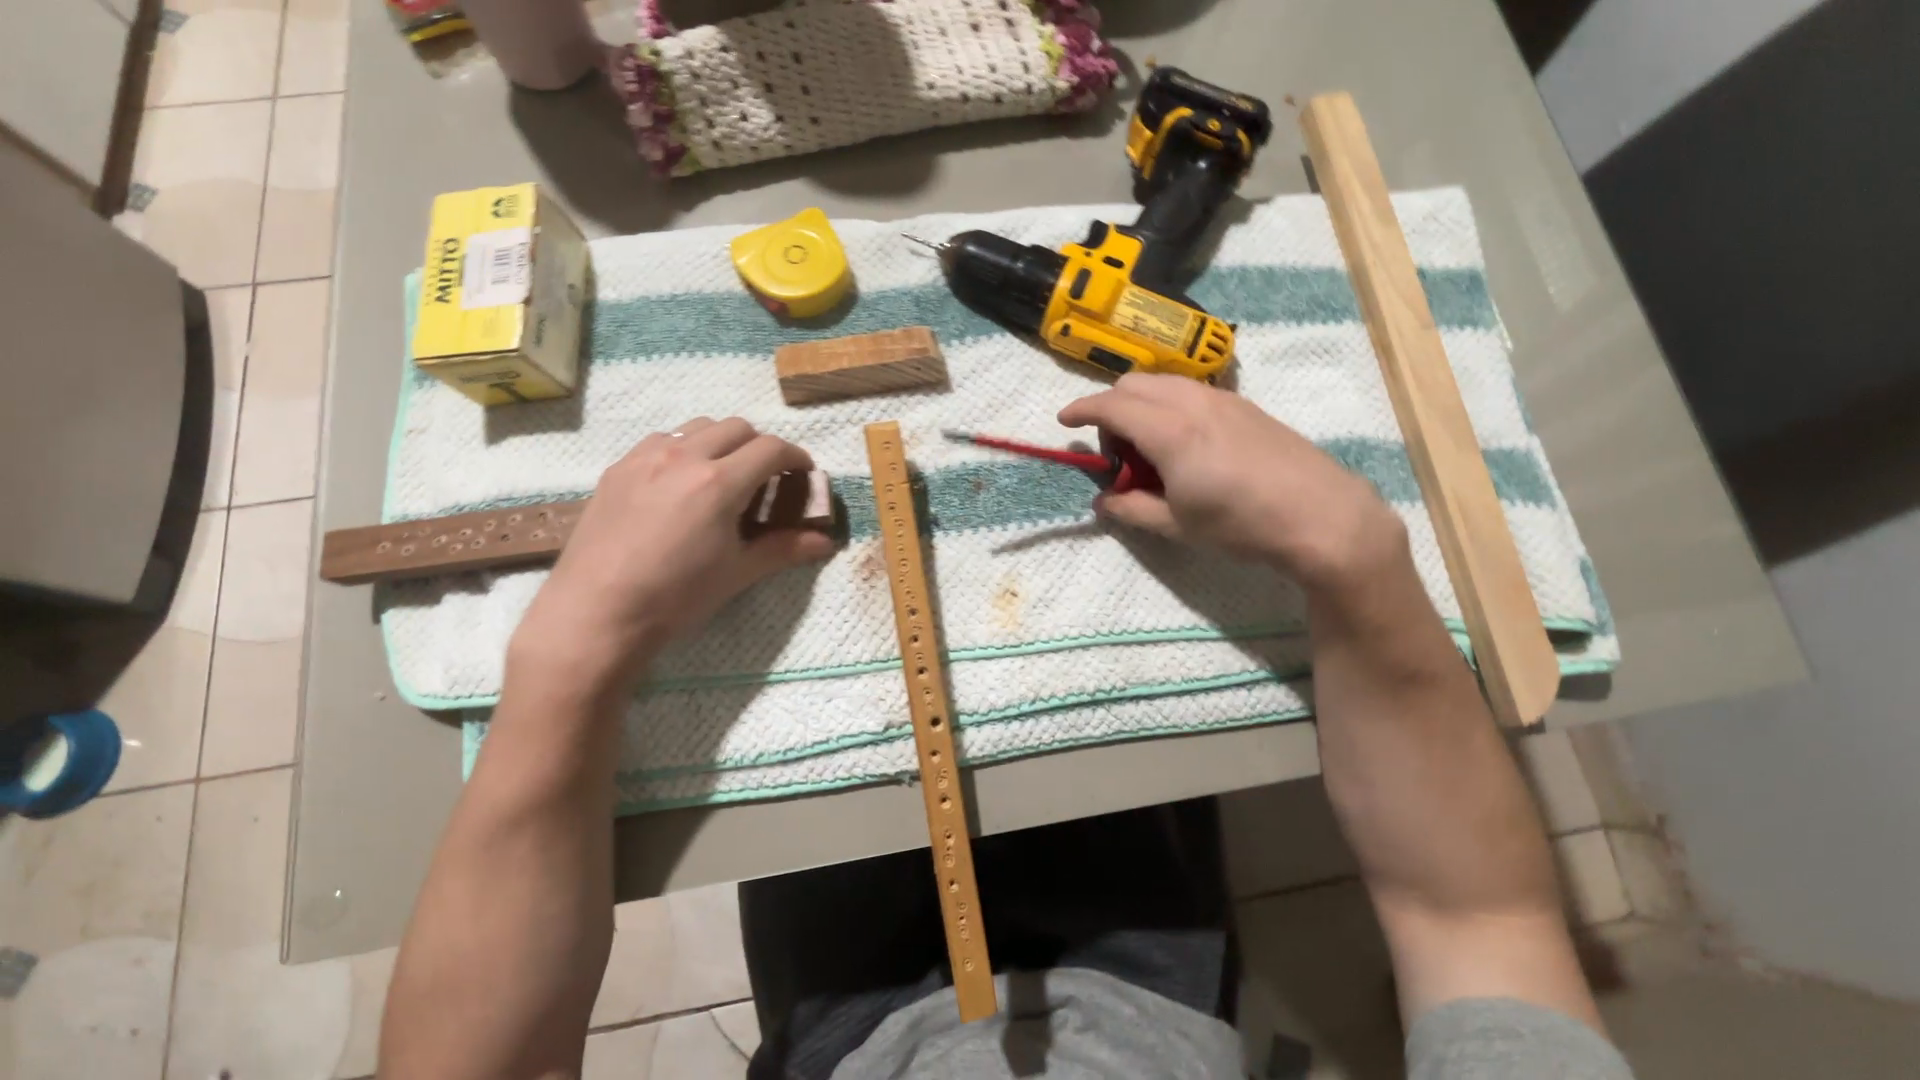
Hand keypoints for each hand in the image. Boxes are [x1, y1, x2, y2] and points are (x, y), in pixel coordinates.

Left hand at [510, 418, 834, 693]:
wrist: (597, 613)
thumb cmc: (676, 598)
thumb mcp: (737, 573)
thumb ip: (784, 549)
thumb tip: (826, 542)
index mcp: (719, 481)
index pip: (772, 449)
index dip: (796, 458)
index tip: (803, 475)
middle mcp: (683, 456)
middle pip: (737, 427)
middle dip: (760, 447)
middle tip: (766, 479)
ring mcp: (645, 457)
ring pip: (697, 426)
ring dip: (721, 442)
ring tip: (722, 476)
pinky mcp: (618, 468)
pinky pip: (660, 440)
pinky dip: (682, 449)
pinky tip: (678, 484)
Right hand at [1058, 373, 1403, 592]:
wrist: (1320, 516)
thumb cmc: (1242, 525)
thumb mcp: (1177, 526)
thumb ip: (1132, 508)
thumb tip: (1104, 501)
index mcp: (1170, 430)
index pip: (1111, 405)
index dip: (1081, 410)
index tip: (1065, 422)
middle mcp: (1193, 402)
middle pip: (1134, 384)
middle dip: (1112, 410)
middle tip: (1118, 456)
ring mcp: (1223, 399)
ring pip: (1164, 383)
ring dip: (1142, 406)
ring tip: (1152, 453)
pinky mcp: (1245, 406)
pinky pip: (1191, 391)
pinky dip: (1170, 406)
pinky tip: (1186, 447)